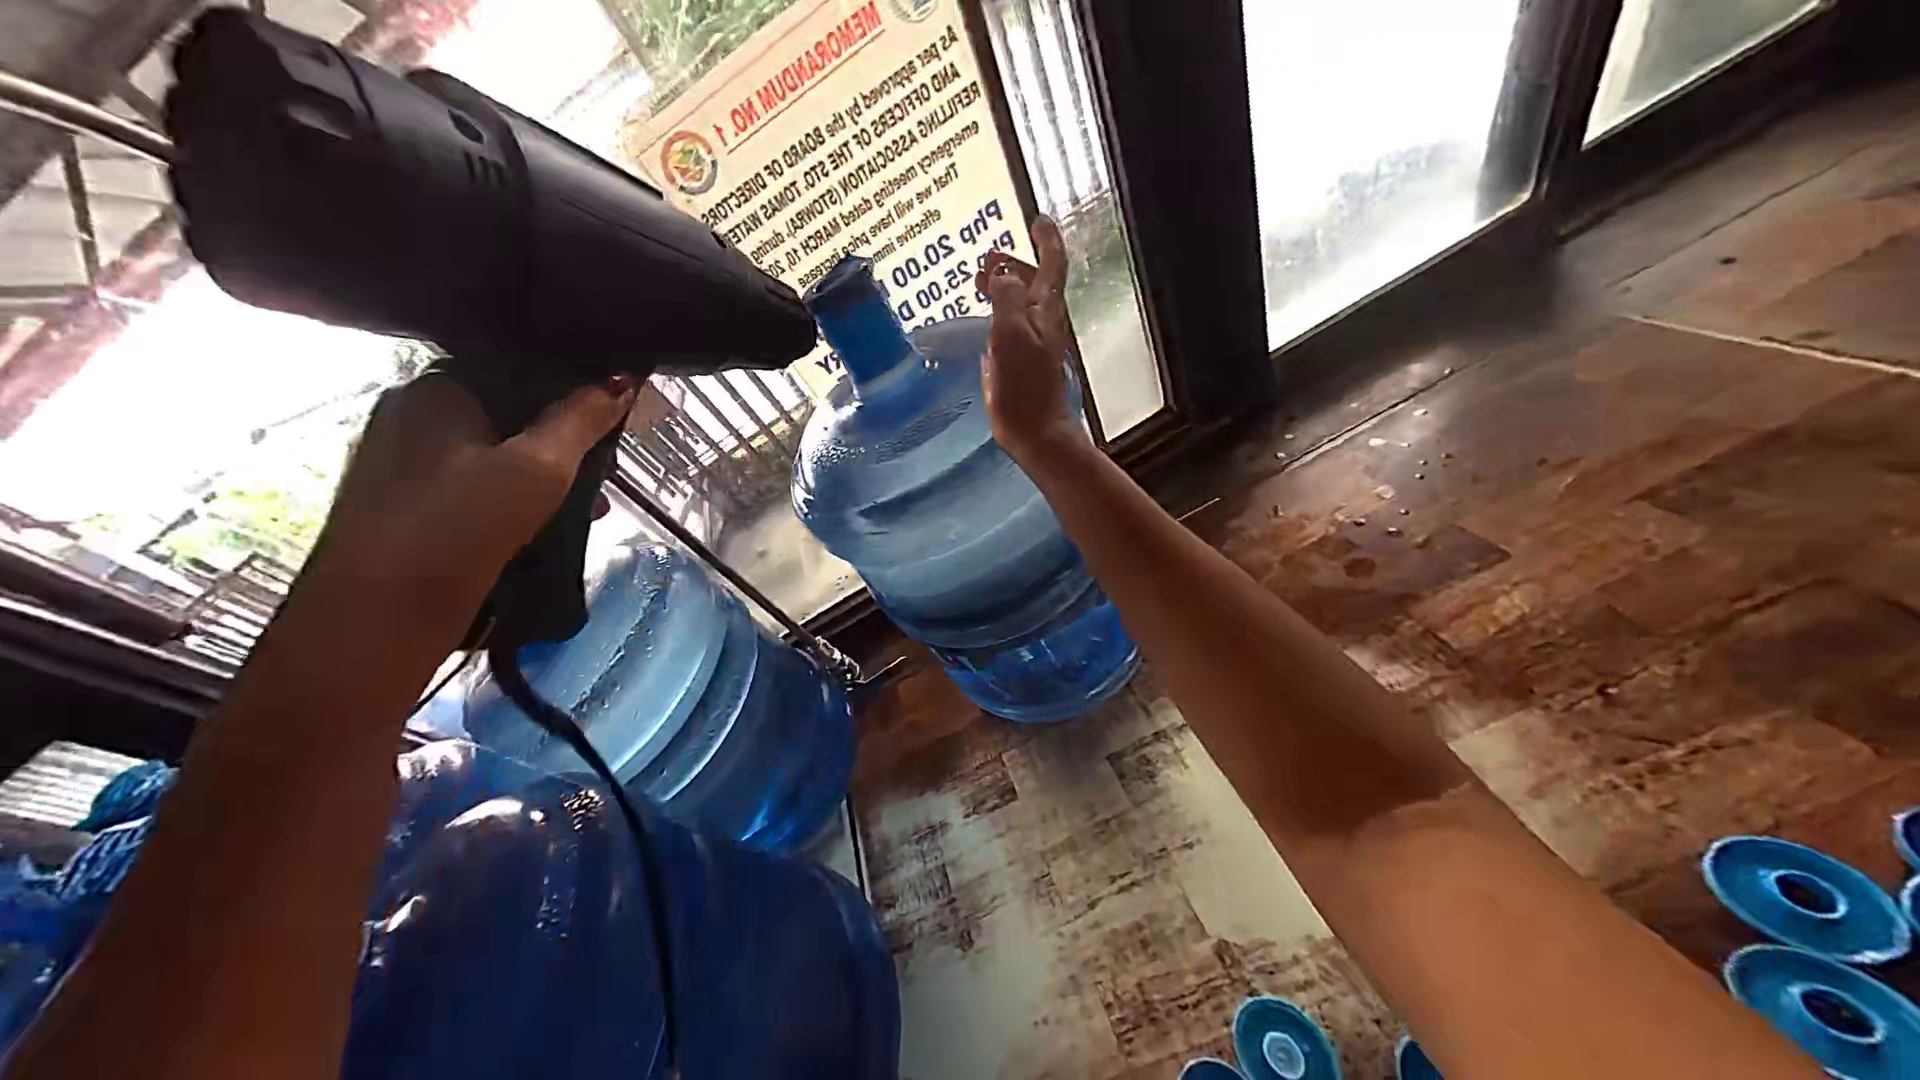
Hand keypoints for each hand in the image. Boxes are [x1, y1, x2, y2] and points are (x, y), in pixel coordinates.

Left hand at [313, 372, 635, 612]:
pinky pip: (478, 485)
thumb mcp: (540, 468)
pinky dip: (516, 499)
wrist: (382, 614)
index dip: (571, 394)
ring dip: (546, 477)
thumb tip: (622, 382)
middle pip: (510, 416)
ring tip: (589, 508)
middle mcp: (412, 415)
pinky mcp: (408, 504)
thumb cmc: (464, 525)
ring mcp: (404, 462)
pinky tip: (547, 526)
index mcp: (435, 389)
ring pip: (497, 454)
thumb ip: (582, 421)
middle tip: (602, 475)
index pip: (518, 371)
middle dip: (564, 444)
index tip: (609, 424)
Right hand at [975, 216, 1088, 462]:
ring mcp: (1034, 343)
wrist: (1034, 430)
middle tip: (985, 258)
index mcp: (1045, 310)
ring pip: (1021, 303)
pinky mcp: (1022, 362)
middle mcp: (1043, 322)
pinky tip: (982, 321)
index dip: (1046, 239)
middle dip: (1013, 263)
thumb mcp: (1011, 333)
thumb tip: (1002, 274)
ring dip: (1002, 287)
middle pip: (1033, 282)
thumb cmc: (1023, 385)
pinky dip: (997, 313)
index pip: (1052, 264)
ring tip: (977, 283)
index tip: (1036, 219)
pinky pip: (1011, 325)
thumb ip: (1006, 297)